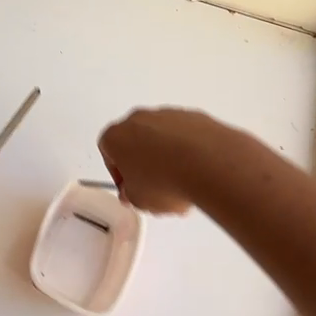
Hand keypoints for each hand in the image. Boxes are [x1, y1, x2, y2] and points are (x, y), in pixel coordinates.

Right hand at [98, 107, 266, 214]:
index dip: (118, 173)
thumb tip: (138, 192)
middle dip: (143, 161)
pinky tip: (196, 172)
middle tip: (152, 186)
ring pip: (161, 136)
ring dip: (167, 155)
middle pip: (135, 140)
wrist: (208, 165)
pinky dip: (189, 150)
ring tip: (180, 183)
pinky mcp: (194, 117)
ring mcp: (167, 115)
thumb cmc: (168, 178)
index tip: (128, 187)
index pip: (108, 151)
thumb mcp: (138, 201)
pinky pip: (185, 135)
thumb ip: (131, 194)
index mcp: (116, 136)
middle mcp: (139, 119)